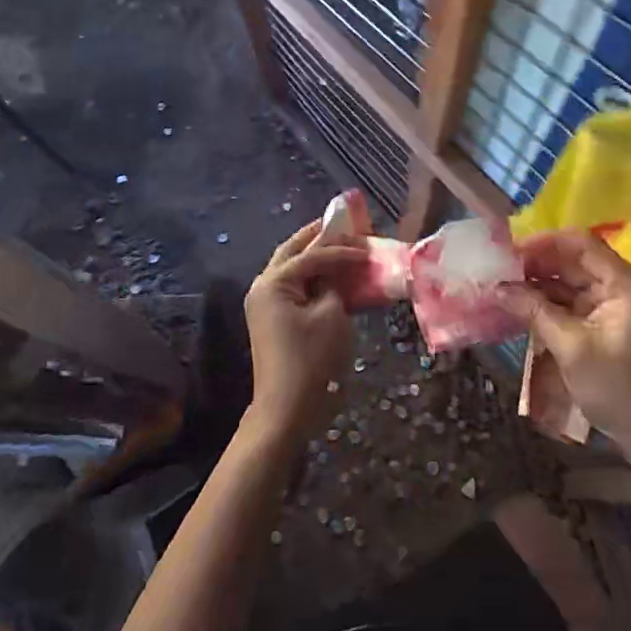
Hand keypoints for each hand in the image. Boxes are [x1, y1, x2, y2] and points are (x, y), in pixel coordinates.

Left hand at [244, 220, 366, 439]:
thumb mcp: (331, 315)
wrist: (286, 407)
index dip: (341, 249)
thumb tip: (342, 268)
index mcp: (273, 281)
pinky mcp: (272, 318)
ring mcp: (264, 302)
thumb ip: (337, 283)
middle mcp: (263, 285)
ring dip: (313, 255)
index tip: (367, 247)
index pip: (312, 255)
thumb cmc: (310, 358)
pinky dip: (311, 276)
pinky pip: (292, 286)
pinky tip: (330, 274)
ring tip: (338, 242)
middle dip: (316, 237)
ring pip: (290, 267)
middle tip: (341, 223)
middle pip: (292, 251)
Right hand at [498, 229, 630, 450]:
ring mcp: (612, 305)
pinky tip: (518, 303)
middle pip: (574, 260)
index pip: (583, 245)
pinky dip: (546, 301)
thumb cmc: (616, 388)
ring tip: (502, 284)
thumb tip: (498, 288)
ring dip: (538, 282)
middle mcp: (621, 287)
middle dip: (537, 262)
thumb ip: (535, 311)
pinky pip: (570, 300)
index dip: (546, 242)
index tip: (511, 251)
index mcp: (625, 286)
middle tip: (499, 269)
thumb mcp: (571, 347)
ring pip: (569, 280)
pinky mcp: (602, 321)